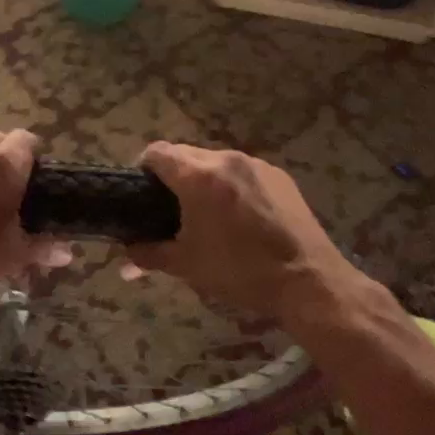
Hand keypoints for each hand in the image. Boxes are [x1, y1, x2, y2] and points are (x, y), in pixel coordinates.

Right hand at [127, 142, 364, 320]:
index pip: (156, 152)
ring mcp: (255, 165)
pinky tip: (241, 216)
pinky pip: (242, 171)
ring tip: (208, 213)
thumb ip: (149, 253)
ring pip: (214, 161)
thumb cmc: (241, 272)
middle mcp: (225, 160)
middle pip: (185, 154)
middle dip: (173, 176)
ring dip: (203, 179)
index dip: (143, 168)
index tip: (142, 193)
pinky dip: (232, 185)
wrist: (309, 282)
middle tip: (172, 209)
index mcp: (198, 177)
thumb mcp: (187, 265)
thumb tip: (125, 253)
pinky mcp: (278, 176)